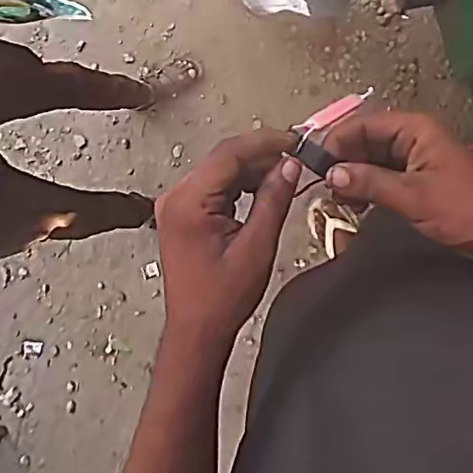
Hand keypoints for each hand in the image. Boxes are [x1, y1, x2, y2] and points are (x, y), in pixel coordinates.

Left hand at [154, 130, 299, 349]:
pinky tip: (264, 189)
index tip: (293, 140)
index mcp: (188, 202)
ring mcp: (179, 204)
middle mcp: (177, 198)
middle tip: (296, 156)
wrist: (197, 331)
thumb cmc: (220, 299)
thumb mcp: (257, 246)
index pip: (229, 153)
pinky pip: (217, 185)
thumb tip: (289, 166)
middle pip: (224, 158)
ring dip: (254, 168)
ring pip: (222, 170)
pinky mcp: (185, 212)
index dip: (265, 142)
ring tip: (286, 173)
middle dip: (262, 154)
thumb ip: (273, 200)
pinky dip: (242, 183)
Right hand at [319, 110, 472, 258]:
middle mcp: (415, 137)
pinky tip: (355, 202)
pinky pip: (384, 174)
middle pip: (367, 139)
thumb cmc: (465, 210)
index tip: (315, 161)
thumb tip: (332, 174)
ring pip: (373, 158)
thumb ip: (370, 182)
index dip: (337, 139)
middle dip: (344, 159)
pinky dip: (368, 186)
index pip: (365, 124)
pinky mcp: (419, 178)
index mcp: (416, 129)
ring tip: (338, 197)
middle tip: (323, 182)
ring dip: (354, 175)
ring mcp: (417, 158)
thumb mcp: (412, 196)